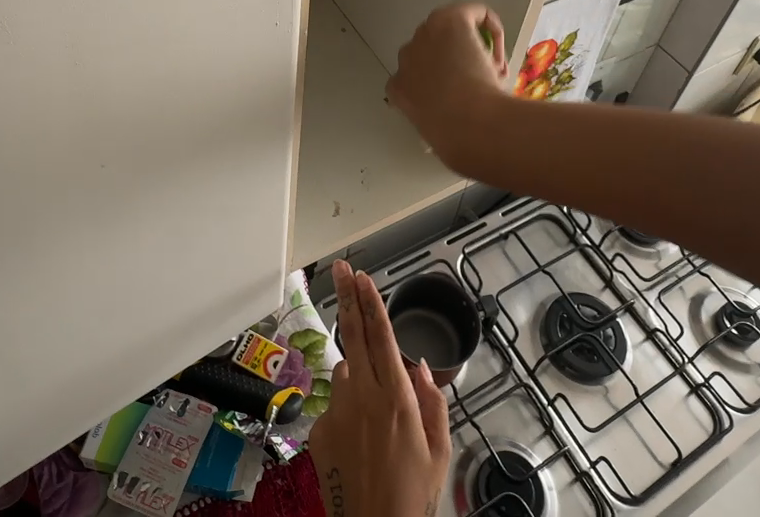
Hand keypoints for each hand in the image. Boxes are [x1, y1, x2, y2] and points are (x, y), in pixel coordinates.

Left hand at [311, 260, 450, 516]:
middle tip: (341, 268)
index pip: (381, 337)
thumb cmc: (413, 491)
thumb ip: (433, 402)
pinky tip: (361, 440)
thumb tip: (421, 367)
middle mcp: (363, 397)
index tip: (363, 276)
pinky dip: (349, 409)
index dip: (371, 302)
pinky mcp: (321, 430)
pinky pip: (337, 404)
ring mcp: (338, 412)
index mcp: (396, 398)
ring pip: (346, 372)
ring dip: (358, 374)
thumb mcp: (439, 448)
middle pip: (352, 334)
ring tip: (375, 416)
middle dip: (347, 297)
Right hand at [386, 2, 508, 160]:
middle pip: (432, 47)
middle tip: (479, 79)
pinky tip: (499, 49)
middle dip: (454, 59)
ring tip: (491, 68)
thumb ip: (436, 124)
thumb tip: (451, 137)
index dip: (440, 82)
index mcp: (398, 87)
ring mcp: (427, 34)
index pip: (414, 75)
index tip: (460, 97)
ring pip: (451, 28)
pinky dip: (490, 24)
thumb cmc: (454, 137)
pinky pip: (474, 11)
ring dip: (470, 44)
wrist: (469, 123)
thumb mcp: (436, 136)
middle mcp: (407, 55)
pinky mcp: (450, 19)